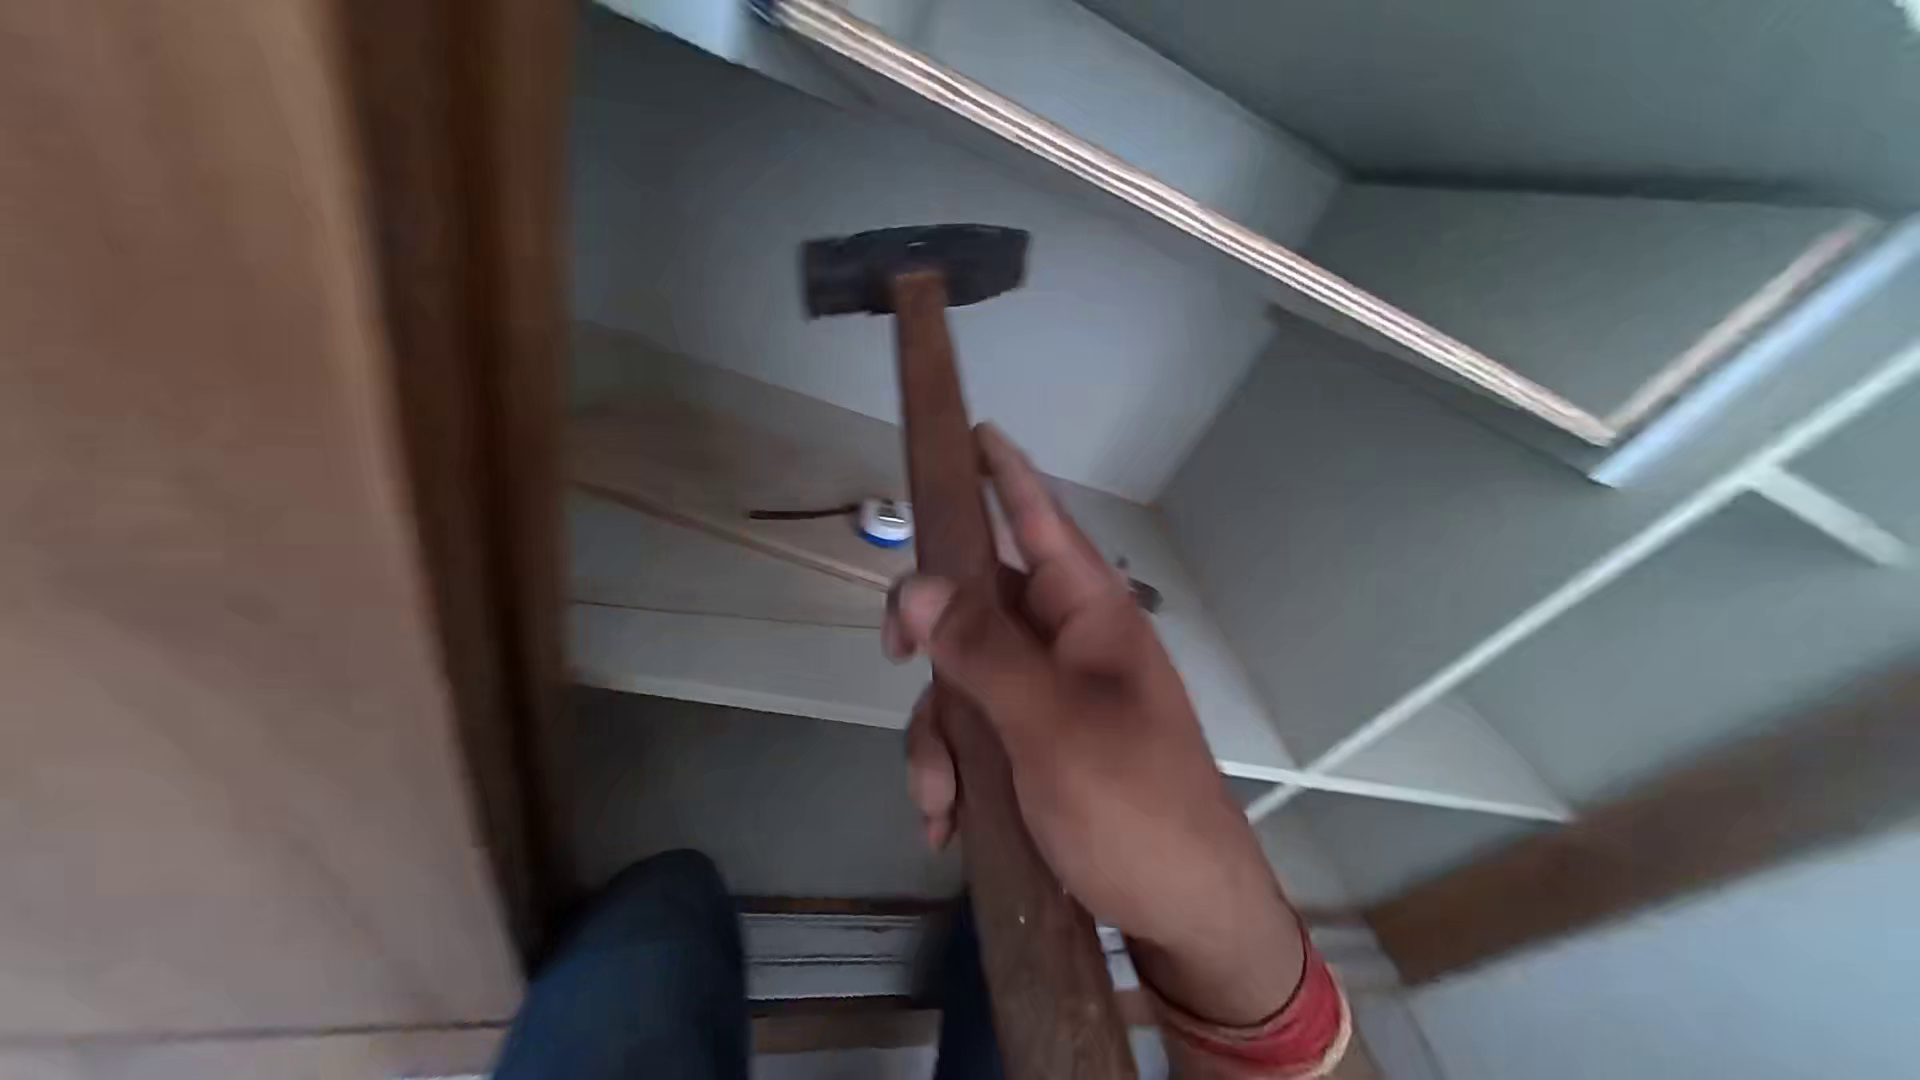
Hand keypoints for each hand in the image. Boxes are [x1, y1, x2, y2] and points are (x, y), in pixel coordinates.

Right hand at [883, 423, 1304, 1026]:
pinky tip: (947, 822)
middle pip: (973, 603)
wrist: (1179, 916)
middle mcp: (1062, 641)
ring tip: (942, 802)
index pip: (1040, 522)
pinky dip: (948, 772)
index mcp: (1088, 613)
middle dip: (931, 641)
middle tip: (898, 661)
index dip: (1005, 474)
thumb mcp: (1053, 726)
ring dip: (937, 738)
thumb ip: (984, 650)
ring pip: (957, 676)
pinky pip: (967, 731)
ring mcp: (1041, 695)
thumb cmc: (1135, 808)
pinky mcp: (1026, 745)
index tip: (974, 432)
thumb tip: (916, 584)